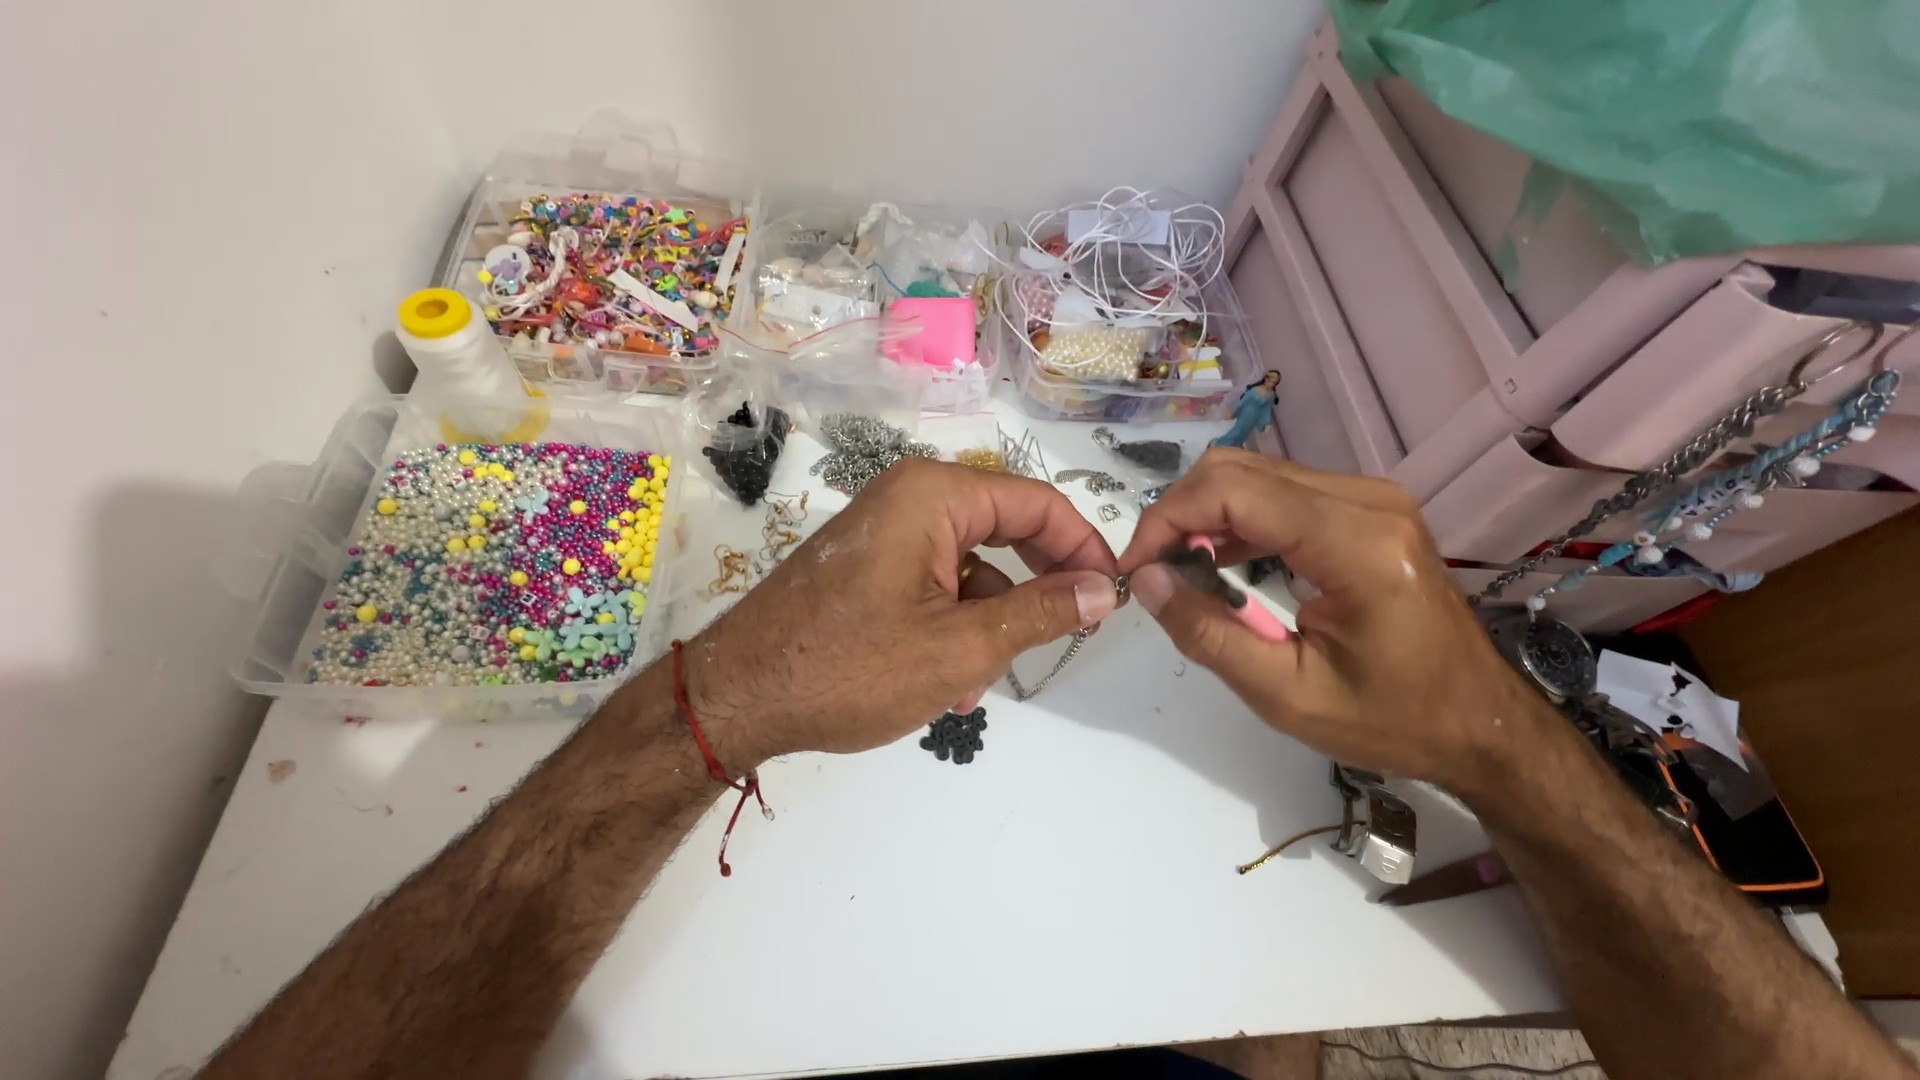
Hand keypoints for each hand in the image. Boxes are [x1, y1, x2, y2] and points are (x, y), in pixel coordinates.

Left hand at [687, 458, 1119, 768]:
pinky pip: (933, 582)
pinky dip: (951, 624)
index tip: (1109, 595)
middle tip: (1066, 632)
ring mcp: (883, 532)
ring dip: (988, 620)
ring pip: (969, 565)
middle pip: (1003, 528)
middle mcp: (908, 498)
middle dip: (1034, 586)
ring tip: (976, 683)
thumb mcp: (961, 646)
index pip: (1035, 502)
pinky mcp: (867, 566)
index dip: (1082, 546)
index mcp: (932, 495)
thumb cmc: (850, 668)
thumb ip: (1040, 612)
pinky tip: (945, 680)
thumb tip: (1101, 590)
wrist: (737, 699)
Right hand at [1115, 449, 1542, 797]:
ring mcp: (1372, 499)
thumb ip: (1207, 634)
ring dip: (1204, 515)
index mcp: (1356, 543)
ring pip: (1255, 474)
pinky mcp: (1368, 510)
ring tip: (1180, 571)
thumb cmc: (1391, 719)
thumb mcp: (1285, 694)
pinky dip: (1236, 519)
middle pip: (1238, 470)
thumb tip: (1146, 579)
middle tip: (1154, 572)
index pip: (1232, 491)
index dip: (1167, 520)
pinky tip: (1219, 561)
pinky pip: (1281, 492)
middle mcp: (1368, 500)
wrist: (1481, 723)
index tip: (1136, 569)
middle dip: (1179, 514)